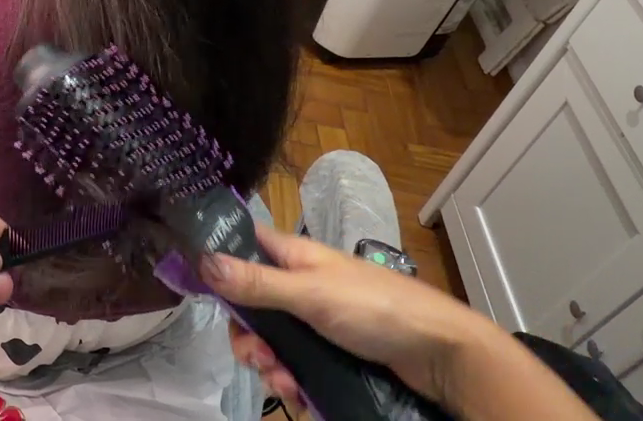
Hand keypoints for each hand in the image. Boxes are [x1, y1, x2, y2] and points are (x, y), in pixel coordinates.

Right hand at [202, 225, 494, 406]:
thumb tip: (201, 260)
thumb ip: (256, 281)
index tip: (206, 296)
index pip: (241, 247)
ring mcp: (316, 320)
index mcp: (292, 256)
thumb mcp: (309, 292)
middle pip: (252, 305)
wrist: (442, 353)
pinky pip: (296, 365)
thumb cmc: (373, 307)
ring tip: (284, 385)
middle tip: (256, 359)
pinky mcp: (331, 353)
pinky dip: (291, 381)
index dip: (219, 266)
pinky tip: (299, 395)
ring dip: (269, 365)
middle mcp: (299, 283)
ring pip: (272, 341)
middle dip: (248, 336)